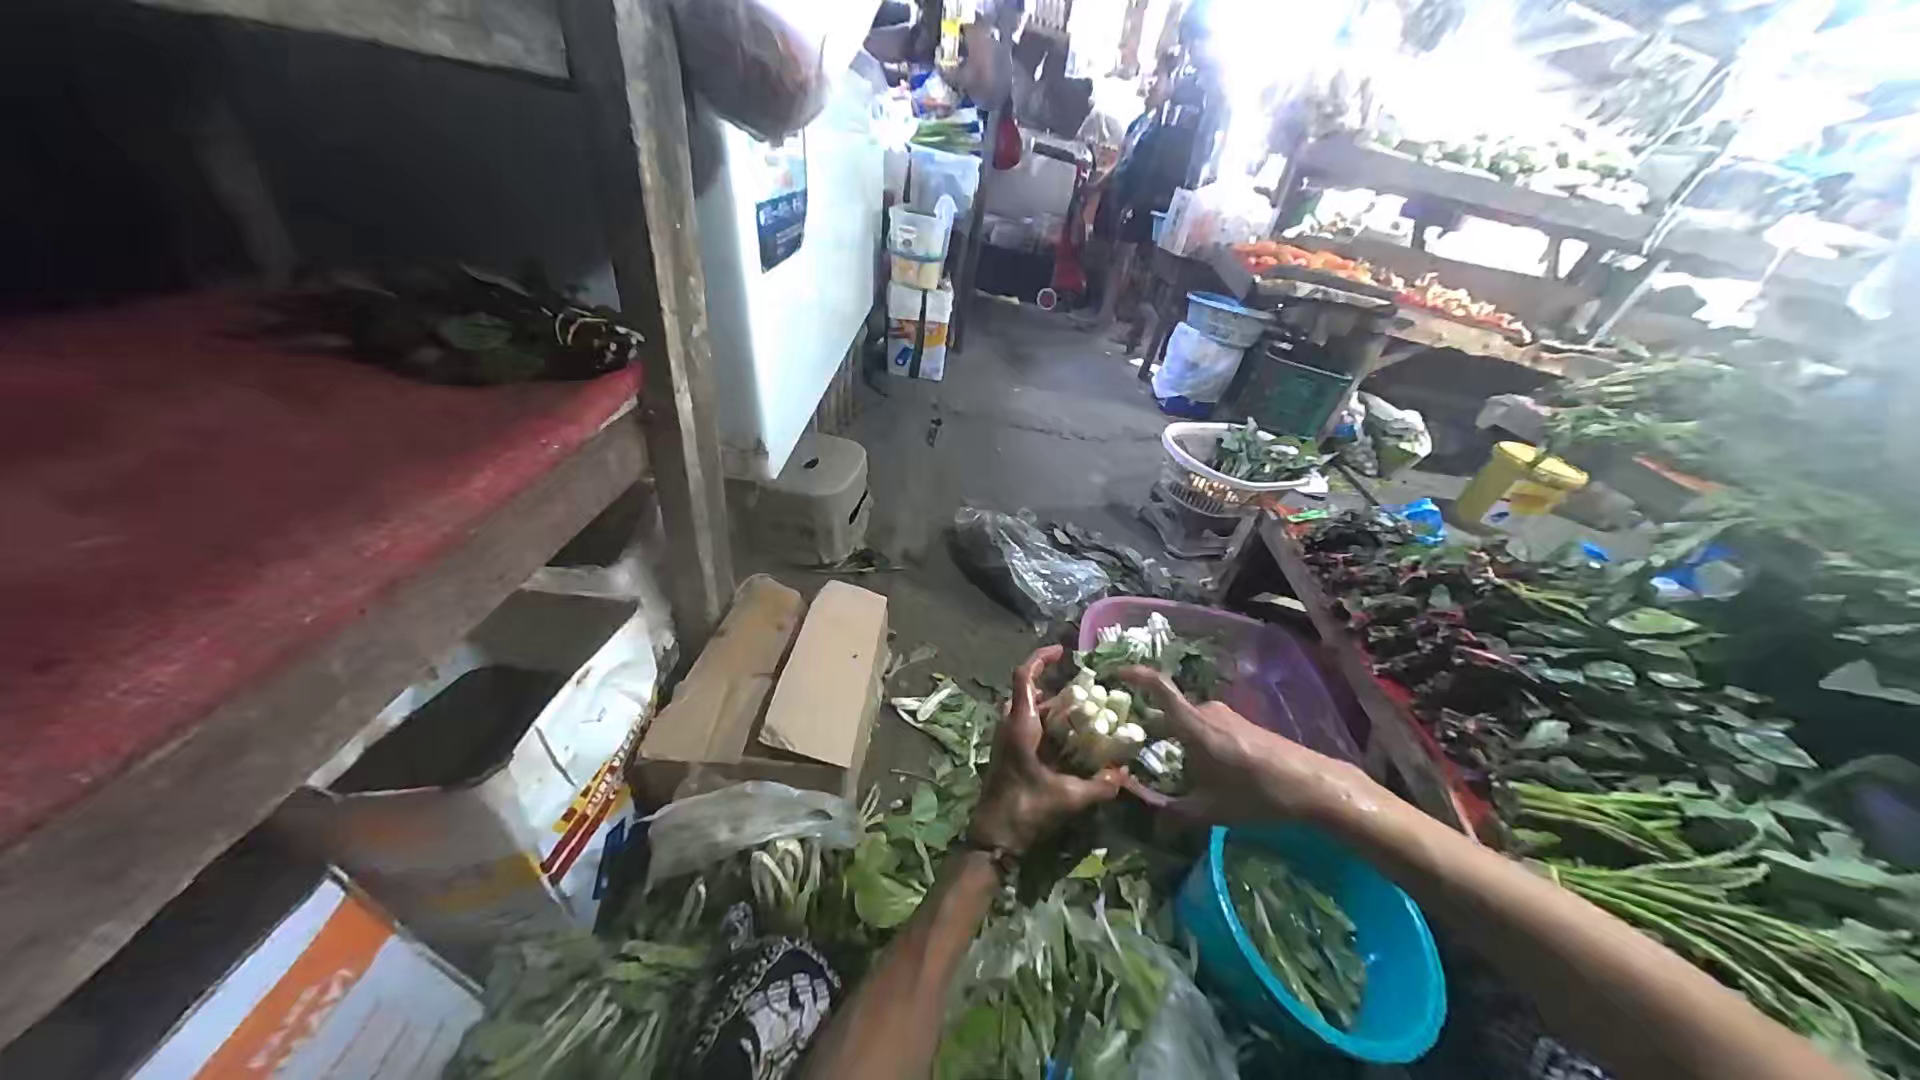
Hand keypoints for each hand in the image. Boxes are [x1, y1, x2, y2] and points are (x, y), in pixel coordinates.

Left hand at [969, 645, 1125, 853]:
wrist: (993, 837)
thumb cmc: (1025, 810)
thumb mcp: (1067, 798)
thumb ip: (1099, 786)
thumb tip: (1124, 775)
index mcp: (1020, 725)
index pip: (1023, 677)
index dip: (1041, 658)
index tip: (1062, 652)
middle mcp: (1009, 726)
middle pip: (1028, 692)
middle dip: (1054, 687)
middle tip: (1084, 693)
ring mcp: (1005, 739)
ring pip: (1027, 710)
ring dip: (1050, 708)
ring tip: (1081, 714)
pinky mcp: (1007, 752)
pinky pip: (1025, 727)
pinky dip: (1045, 725)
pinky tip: (1068, 741)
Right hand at [1116, 666, 1372, 825]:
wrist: (1315, 787)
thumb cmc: (1258, 795)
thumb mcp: (1208, 810)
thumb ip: (1168, 809)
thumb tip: (1134, 801)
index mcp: (1195, 725)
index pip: (1159, 688)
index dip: (1135, 676)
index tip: (1113, 673)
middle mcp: (1208, 711)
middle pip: (1168, 712)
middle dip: (1148, 729)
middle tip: (1132, 751)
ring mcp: (1226, 715)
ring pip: (1187, 721)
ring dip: (1173, 738)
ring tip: (1166, 768)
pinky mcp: (1240, 723)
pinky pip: (1205, 726)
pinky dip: (1192, 741)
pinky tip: (1199, 769)